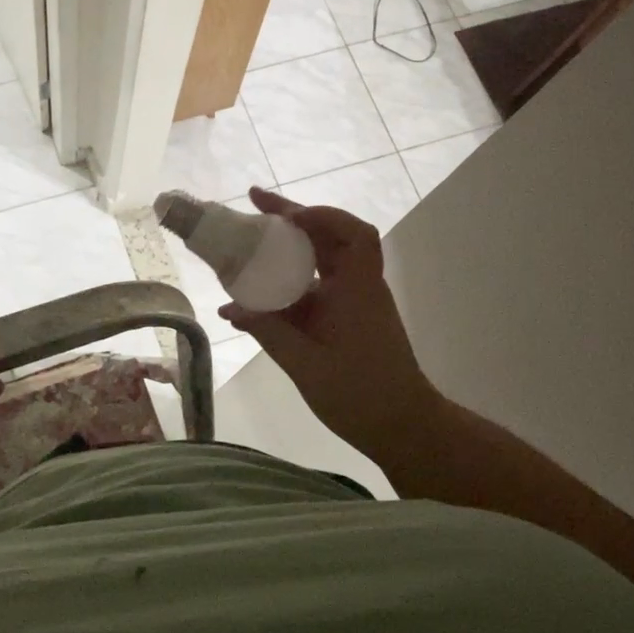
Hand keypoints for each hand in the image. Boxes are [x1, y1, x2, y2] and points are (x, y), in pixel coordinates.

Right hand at [221, 188, 437, 455]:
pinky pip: (312, 293)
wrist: (402, 428)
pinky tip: (253, 299)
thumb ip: (268, 331)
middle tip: (252, 204)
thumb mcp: (306, 365)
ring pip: (318, 264)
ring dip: (286, 252)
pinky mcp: (344, 322)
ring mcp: (351, 304)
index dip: (320, 215)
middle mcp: (357, 288)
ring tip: (245, 243)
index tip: (282, 214)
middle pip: (328, 239)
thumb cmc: (361, 395)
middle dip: (291, 220)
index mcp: (358, 290)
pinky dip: (285, 287)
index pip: (352, 233)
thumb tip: (231, 308)